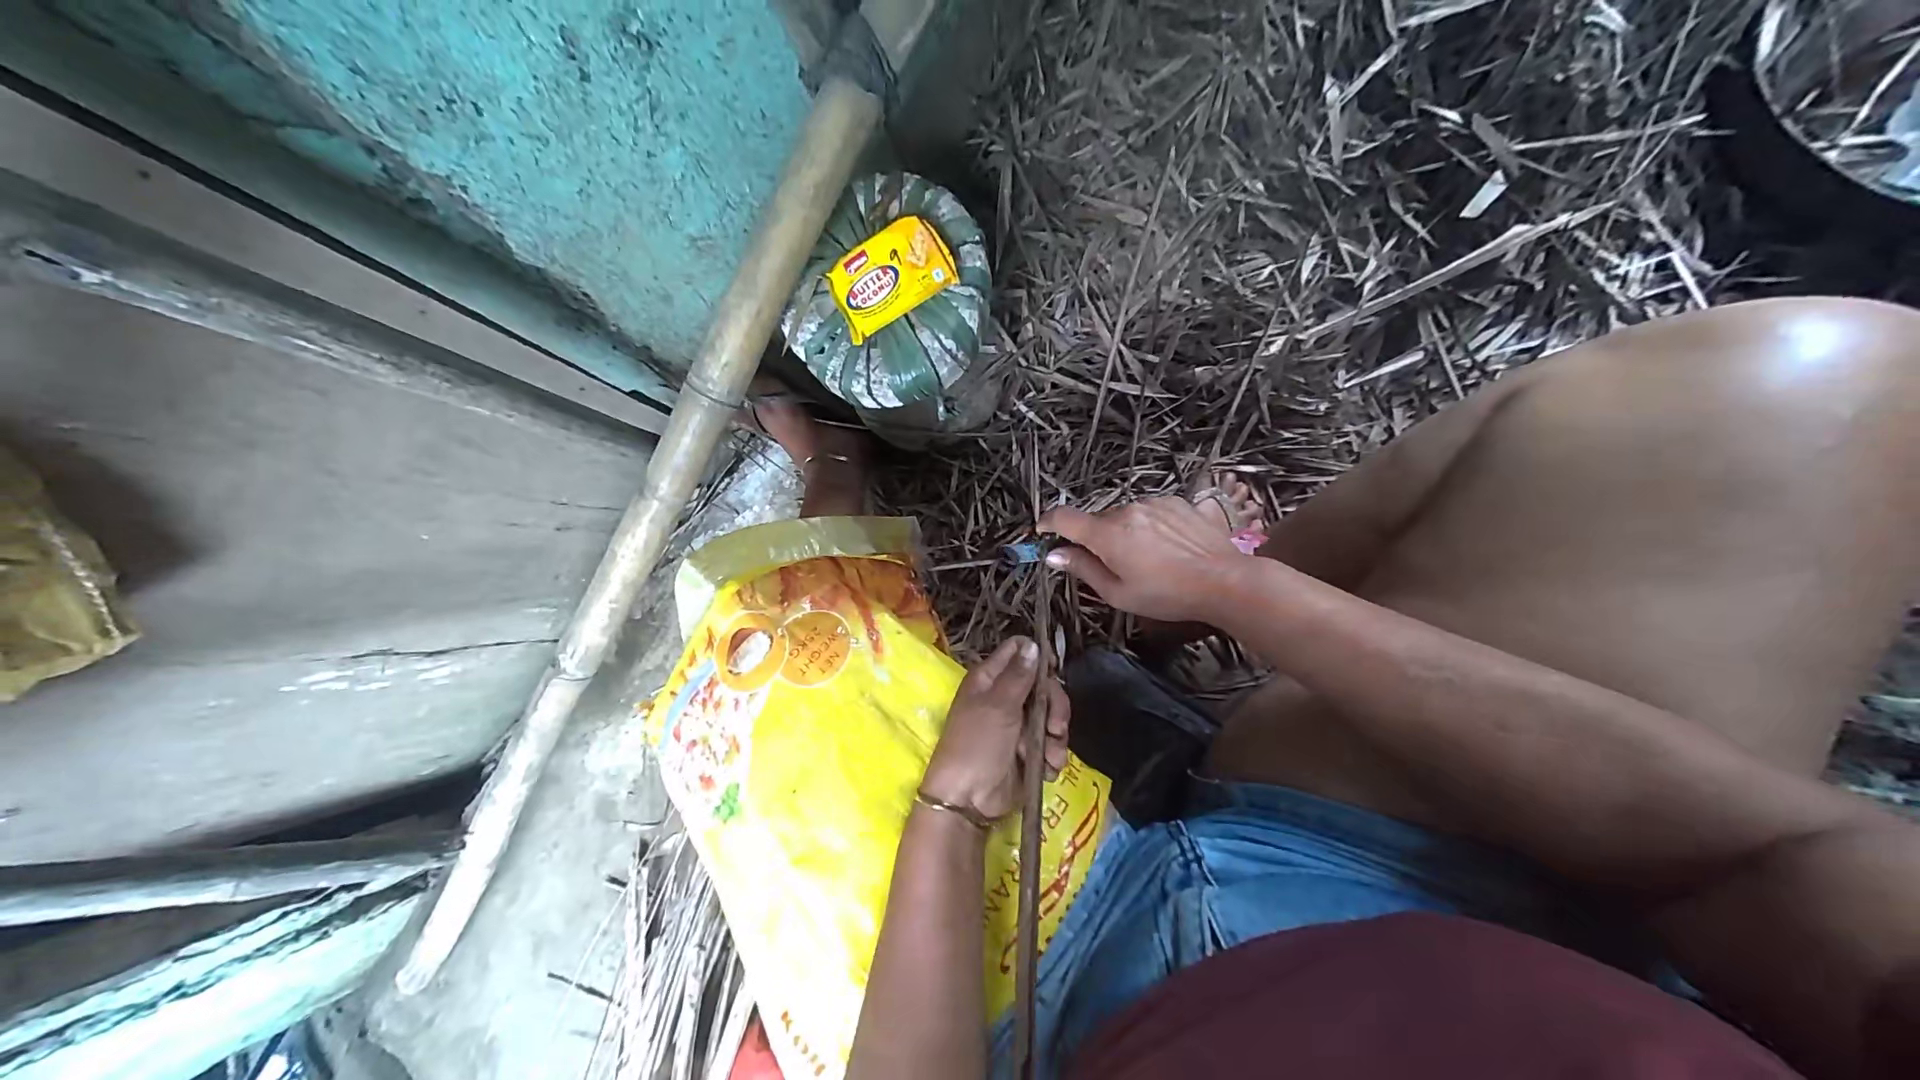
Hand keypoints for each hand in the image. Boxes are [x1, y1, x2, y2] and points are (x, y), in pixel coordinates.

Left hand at [921, 637, 1069, 821]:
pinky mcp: (1027, 750)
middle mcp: (1004, 697)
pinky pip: (1050, 743)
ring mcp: (1017, 724)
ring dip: (1056, 736)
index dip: (1038, 656)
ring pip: (1051, 716)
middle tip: (1056, 726)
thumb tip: (1033, 644)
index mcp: (990, 679)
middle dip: (1055, 706)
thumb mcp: (998, 706)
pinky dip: (1052, 755)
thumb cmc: (977, 745)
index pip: (1018, 651)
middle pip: (1043, 686)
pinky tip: (1046, 768)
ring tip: (1049, 756)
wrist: (968, 799)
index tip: (1055, 670)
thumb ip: (1019, 675)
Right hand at [1038, 499, 1244, 622]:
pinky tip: (1166, 548)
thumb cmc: (1167, 594)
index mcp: (1107, 534)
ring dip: (1124, 532)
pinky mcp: (1176, 502)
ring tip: (1147, 560)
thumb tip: (1054, 554)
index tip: (1042, 531)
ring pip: (1124, 516)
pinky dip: (1148, 526)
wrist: (1225, 581)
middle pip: (1097, 520)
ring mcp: (1153, 502)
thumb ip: (1083, 569)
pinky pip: (1149, 511)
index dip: (1048, 522)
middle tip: (1112, 566)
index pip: (1064, 518)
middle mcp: (1127, 510)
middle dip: (1095, 539)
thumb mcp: (1118, 593)